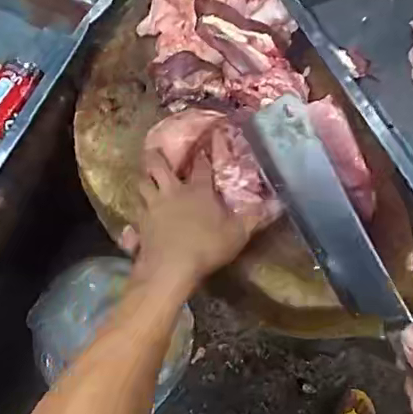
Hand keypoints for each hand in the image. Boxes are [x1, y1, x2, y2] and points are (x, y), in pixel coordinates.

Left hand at [131, 149, 256, 288]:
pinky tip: (137, 212)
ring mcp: (152, 206)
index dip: (202, 154)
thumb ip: (254, 218)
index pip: (200, 166)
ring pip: (142, 184)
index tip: (203, 145)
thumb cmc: (206, 247)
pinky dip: (136, 208)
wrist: (169, 268)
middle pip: (158, 166)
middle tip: (154, 149)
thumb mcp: (237, 234)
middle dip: (156, 156)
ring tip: (145, 176)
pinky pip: (135, 210)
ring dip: (143, 178)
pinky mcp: (139, 223)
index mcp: (198, 190)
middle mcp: (171, 192)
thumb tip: (278, 204)